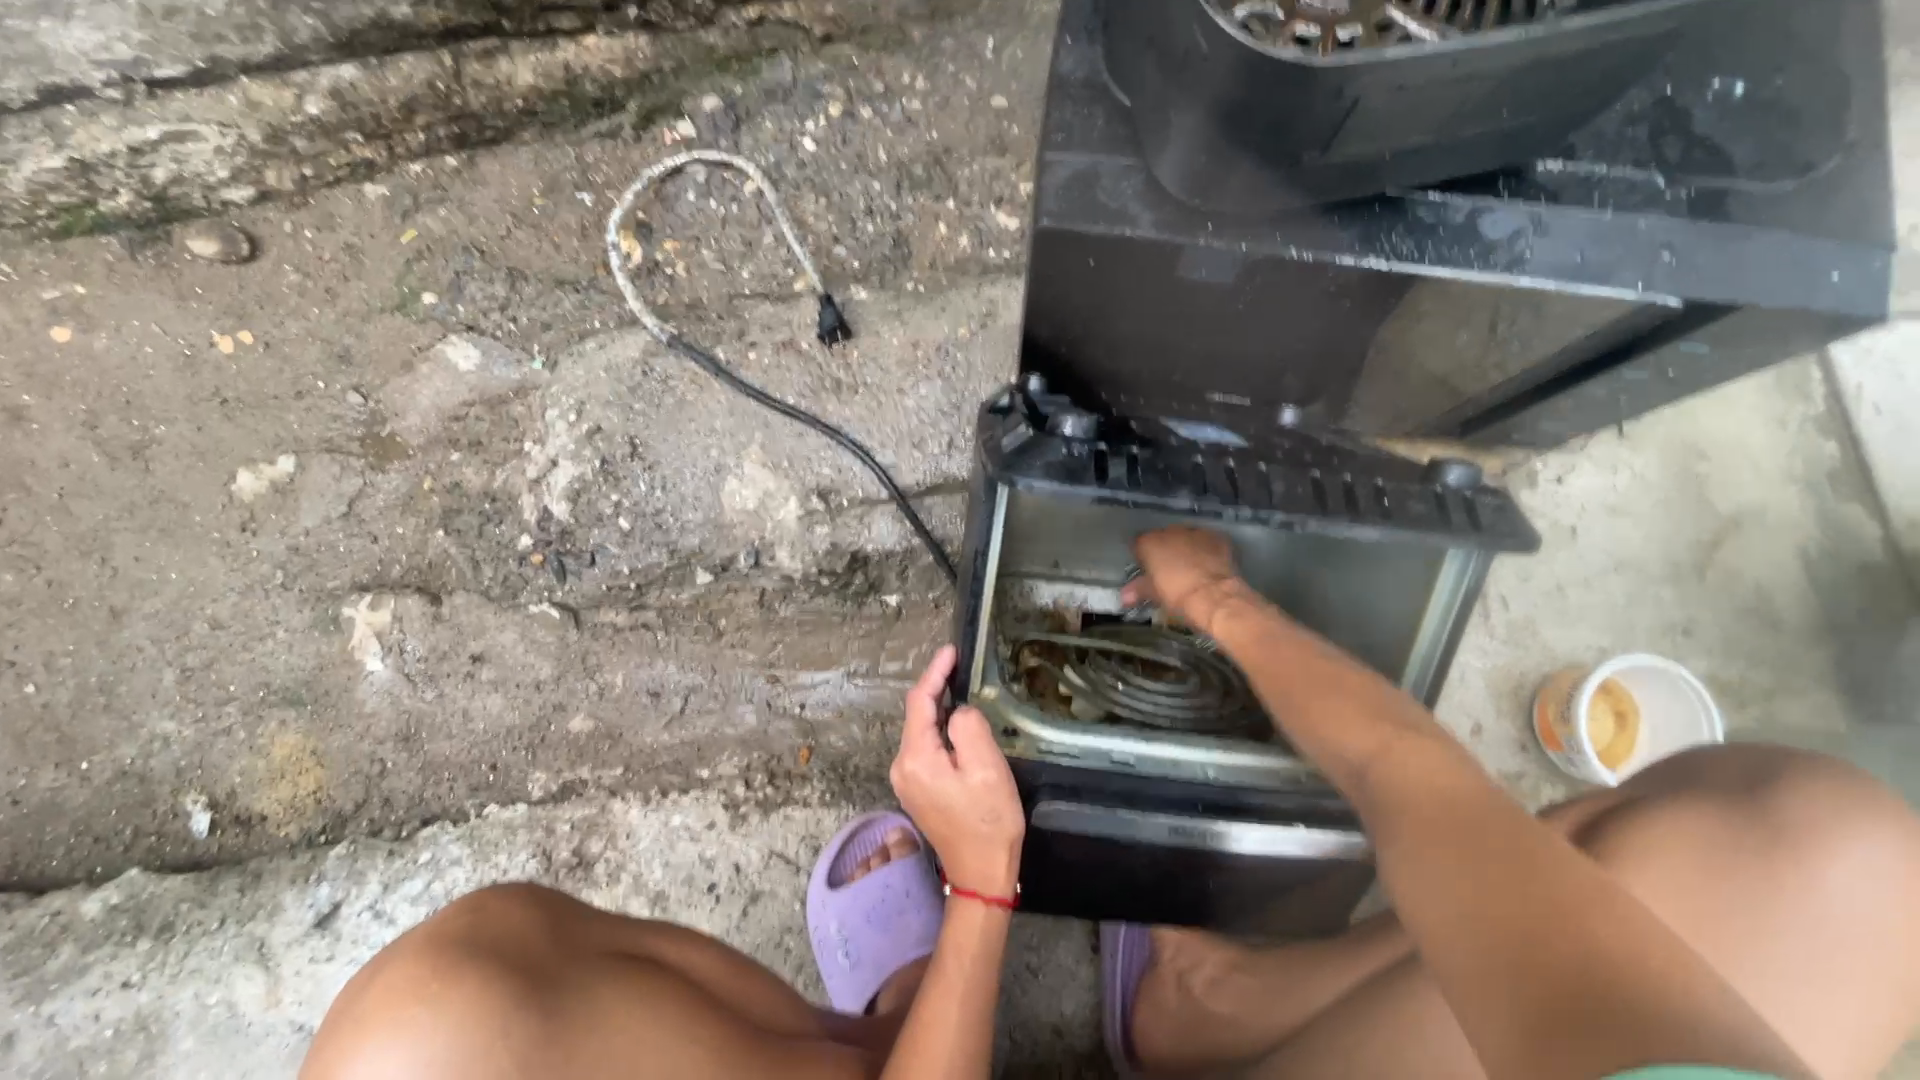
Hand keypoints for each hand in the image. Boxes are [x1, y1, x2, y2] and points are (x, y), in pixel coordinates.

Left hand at [891, 645, 1025, 897]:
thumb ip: (968, 726)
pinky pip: (925, 749)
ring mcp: (906, 781)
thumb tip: (957, 711)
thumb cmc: (989, 821)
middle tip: (961, 665)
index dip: (935, 672)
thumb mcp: (986, 766)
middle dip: (937, 688)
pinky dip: (939, 732)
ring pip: (921, 732)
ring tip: (961, 688)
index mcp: (915, 758)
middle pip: (917, 715)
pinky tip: (956, 726)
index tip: (951, 650)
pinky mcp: (917, 791)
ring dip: (939, 710)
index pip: (919, 701)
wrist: (981, 874)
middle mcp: (902, 766)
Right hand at [1120, 526, 1254, 635]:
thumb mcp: (1154, 595)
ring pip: (1186, 537)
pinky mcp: (1218, 537)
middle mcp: (1170, 531)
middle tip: (1168, 571)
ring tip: (1191, 567)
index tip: (1146, 570)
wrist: (1215, 596)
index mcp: (1149, 543)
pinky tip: (1209, 564)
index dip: (1142, 557)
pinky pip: (1207, 541)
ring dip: (1186, 548)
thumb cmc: (1177, 595)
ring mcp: (1195, 532)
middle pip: (1163, 537)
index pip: (1138, 544)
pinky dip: (1206, 550)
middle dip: (1165, 550)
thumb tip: (1125, 596)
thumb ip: (1138, 590)